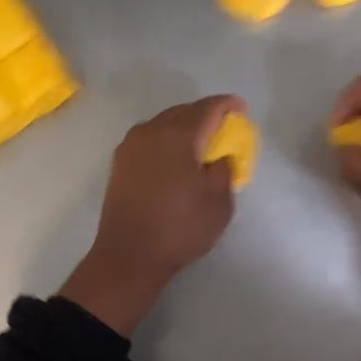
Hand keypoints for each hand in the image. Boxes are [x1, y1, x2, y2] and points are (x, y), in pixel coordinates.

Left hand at [59, 94, 243, 334]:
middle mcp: (152, 131)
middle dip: (204, 115)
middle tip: (222, 128)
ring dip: (183, 127)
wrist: (129, 255)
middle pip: (183, 111)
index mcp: (179, 136)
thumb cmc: (180, 228)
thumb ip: (224, 170)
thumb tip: (218, 157)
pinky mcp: (119, 163)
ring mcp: (131, 146)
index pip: (208, 108)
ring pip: (163, 124)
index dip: (227, 105)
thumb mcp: (219, 203)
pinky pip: (148, 139)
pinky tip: (174, 157)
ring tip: (199, 142)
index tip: (240, 108)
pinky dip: (165, 140)